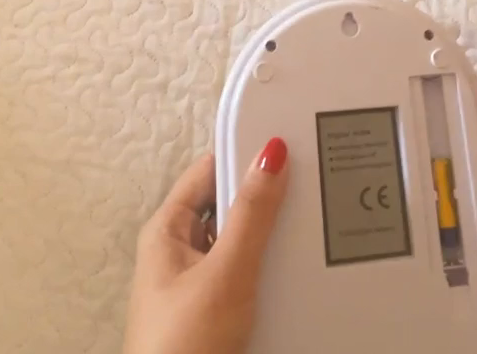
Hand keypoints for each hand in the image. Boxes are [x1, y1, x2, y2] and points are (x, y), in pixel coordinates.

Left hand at [125, 142, 289, 353]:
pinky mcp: (213, 313)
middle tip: (308, 182)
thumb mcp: (226, 272)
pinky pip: (245, 273)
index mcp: (167, 230)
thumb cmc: (186, 346)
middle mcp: (178, 251)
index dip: (244, 153)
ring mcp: (195, 284)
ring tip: (309, 221)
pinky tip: (296, 268)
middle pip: (227, 205)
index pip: (209, 170)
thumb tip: (271, 152)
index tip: (287, 143)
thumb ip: (251, 214)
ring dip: (268, 235)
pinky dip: (267, 267)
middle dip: (263, 197)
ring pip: (239, 241)